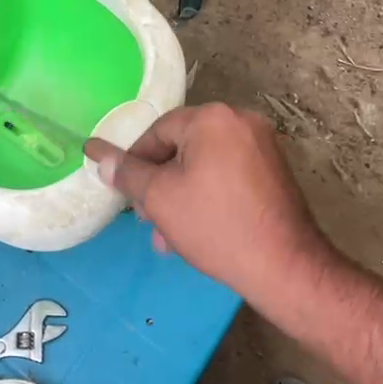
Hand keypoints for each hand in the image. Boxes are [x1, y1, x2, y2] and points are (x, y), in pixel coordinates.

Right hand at [84, 104, 330, 298]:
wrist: (284, 266)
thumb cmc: (215, 225)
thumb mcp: (158, 198)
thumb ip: (126, 172)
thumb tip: (97, 154)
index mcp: (212, 117)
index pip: (157, 131)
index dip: (136, 163)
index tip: (127, 195)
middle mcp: (241, 121)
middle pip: (182, 147)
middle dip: (160, 184)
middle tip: (148, 219)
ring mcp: (263, 145)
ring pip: (205, 164)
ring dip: (182, 195)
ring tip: (170, 235)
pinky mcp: (275, 171)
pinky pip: (229, 175)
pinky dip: (209, 195)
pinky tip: (198, 230)